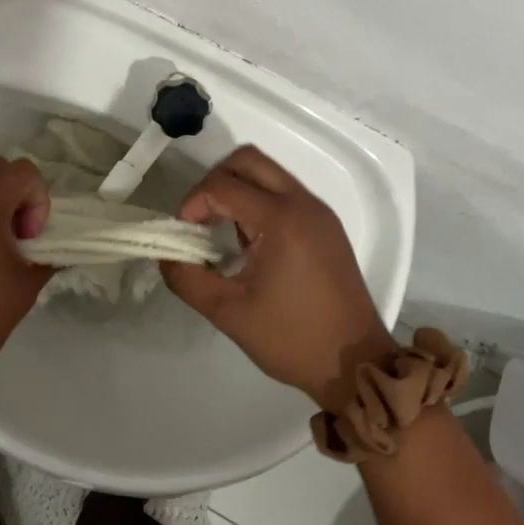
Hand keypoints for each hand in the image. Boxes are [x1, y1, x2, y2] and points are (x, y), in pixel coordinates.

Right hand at [162, 146, 395, 411]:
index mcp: (281, 220)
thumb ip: (187, 278)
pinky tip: (251, 243)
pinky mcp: (326, 226)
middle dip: (214, 182)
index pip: (222, 185)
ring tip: (224, 233)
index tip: (184, 234)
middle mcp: (303, 204)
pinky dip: (258, 202)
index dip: (193, 203)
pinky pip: (284, 193)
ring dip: (238, 190)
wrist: (357, 364)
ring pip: (267, 173)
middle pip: (248, 160)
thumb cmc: (292, 339)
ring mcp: (319, 212)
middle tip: (200, 219)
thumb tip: (166, 255)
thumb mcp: (228, 313)